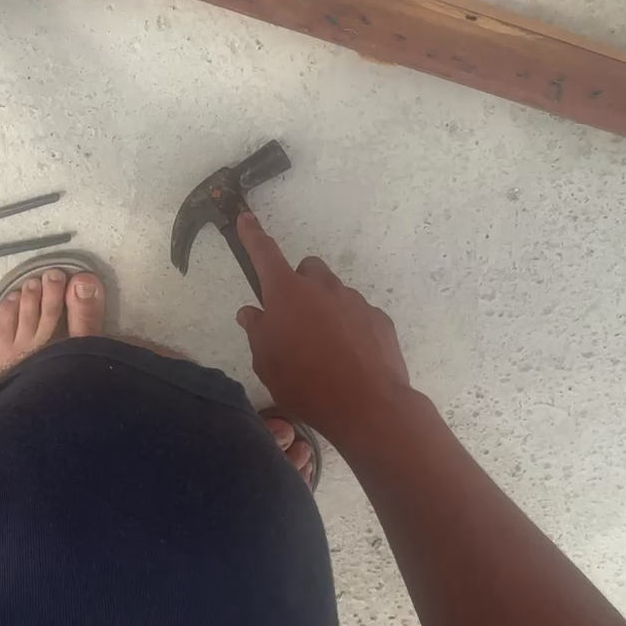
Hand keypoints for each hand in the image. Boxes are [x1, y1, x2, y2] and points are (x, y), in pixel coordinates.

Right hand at [235, 212, 415, 441]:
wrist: (368, 407)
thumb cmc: (305, 383)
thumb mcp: (265, 361)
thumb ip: (257, 330)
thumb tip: (252, 312)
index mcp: (287, 292)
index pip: (264, 253)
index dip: (252, 235)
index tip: (246, 218)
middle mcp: (322, 287)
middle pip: (308, 270)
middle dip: (300, 286)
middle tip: (296, 321)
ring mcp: (354, 300)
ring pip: (335, 294)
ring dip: (327, 311)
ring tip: (327, 352)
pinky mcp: (379, 319)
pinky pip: (359, 315)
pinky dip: (352, 329)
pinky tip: (351, 360)